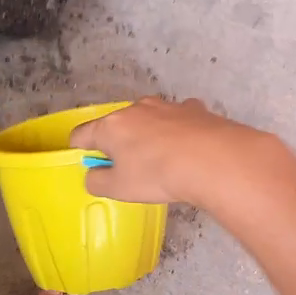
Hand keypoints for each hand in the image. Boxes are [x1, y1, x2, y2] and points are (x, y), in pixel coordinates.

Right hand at [68, 97, 286, 205]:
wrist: (215, 160)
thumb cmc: (158, 175)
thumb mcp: (118, 189)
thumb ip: (97, 182)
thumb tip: (94, 175)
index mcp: (110, 126)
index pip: (81, 135)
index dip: (80, 152)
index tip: (91, 167)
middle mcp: (136, 109)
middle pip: (115, 126)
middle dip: (117, 145)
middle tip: (129, 172)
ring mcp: (167, 106)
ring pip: (146, 121)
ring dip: (146, 138)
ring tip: (160, 163)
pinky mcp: (194, 109)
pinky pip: (175, 121)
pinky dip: (174, 133)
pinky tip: (185, 150)